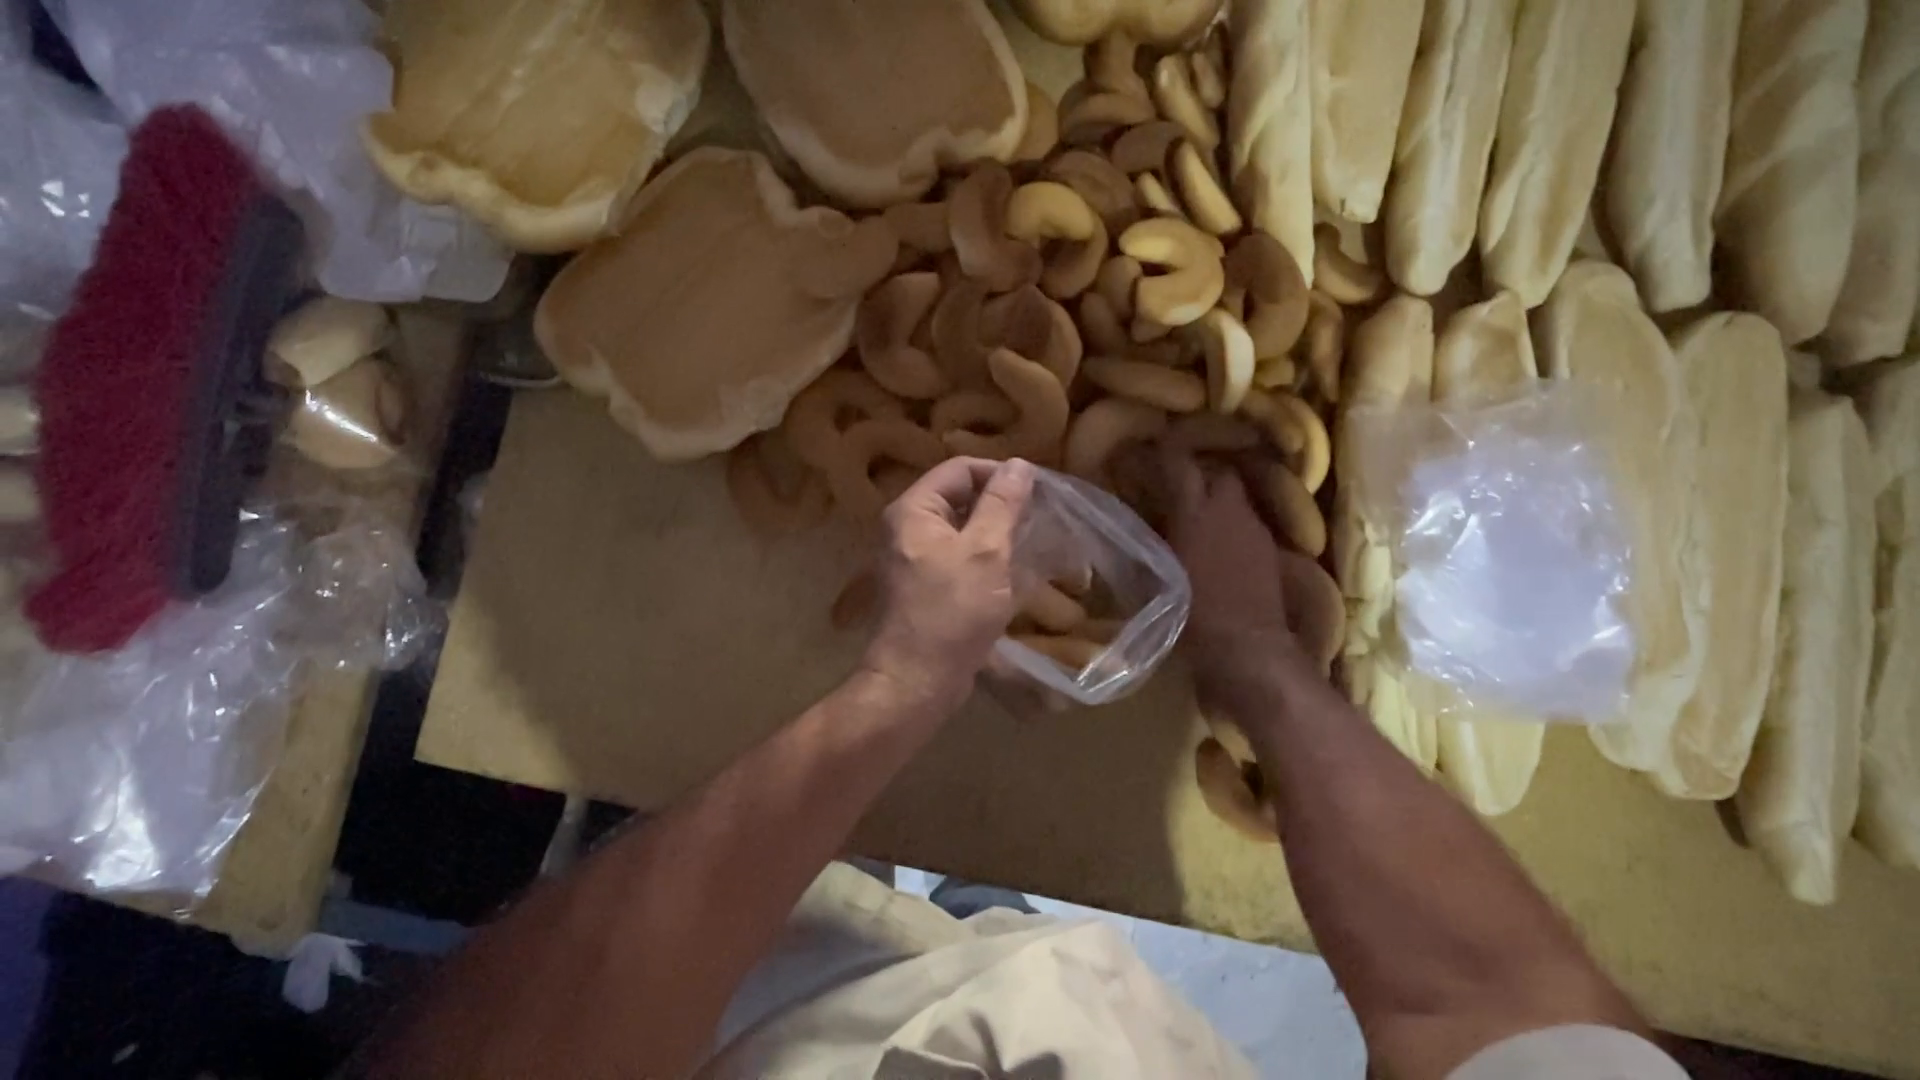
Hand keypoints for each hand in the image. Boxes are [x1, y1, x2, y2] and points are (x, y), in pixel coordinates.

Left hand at [862, 457, 1035, 708]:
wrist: (918, 680)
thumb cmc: (952, 611)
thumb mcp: (985, 551)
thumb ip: (1002, 504)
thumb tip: (1019, 464)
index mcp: (913, 510)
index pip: (959, 469)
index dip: (998, 473)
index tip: (1037, 491)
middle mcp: (906, 528)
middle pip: (958, 497)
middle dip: (1000, 504)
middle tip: (1040, 517)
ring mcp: (913, 560)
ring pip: (961, 531)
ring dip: (996, 534)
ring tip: (1033, 542)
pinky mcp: (924, 588)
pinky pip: (958, 559)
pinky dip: (984, 560)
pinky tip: (1013, 573)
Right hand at [1163, 449, 1317, 699]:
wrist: (1248, 651)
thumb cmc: (1193, 619)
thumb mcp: (1158, 579)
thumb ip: (1150, 544)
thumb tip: (1138, 526)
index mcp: (1195, 513)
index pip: (1180, 465)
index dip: (1163, 454)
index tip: (1146, 451)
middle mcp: (1229, 511)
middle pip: (1218, 474)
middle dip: (1199, 474)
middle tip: (1174, 487)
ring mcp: (1256, 530)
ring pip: (1235, 499)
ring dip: (1217, 502)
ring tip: (1195, 518)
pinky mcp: (1271, 552)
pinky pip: (1248, 525)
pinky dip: (1232, 527)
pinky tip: (1218, 546)